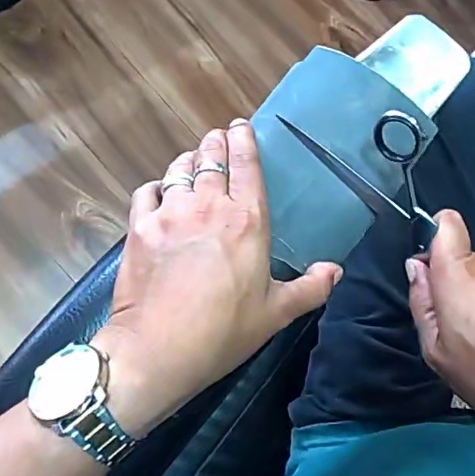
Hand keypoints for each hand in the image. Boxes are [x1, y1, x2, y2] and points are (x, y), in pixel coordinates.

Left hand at [94, 120, 342, 432]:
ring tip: (192, 160)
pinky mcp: (139, 228)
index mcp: (246, 221)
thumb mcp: (276, 314)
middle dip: (215, 144)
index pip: (246, 166)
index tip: (241, 126)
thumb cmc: (224, 332)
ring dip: (187, 161)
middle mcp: (207, 206)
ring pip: (178, 170)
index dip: (244, 141)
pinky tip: (159, 192)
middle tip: (216, 140)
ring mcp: (169, 214)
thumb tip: (336, 270)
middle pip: (210, 158)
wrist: (158, 348)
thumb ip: (310, 289)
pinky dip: (155, 187)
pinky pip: (146, 192)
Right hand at [405, 209, 474, 461]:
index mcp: (461, 275)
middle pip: (459, 257)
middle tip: (449, 324)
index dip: (432, 238)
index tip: (427, 272)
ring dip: (473, 297)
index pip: (446, 224)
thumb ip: (422, 303)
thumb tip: (416, 269)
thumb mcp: (436, 351)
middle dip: (449, 281)